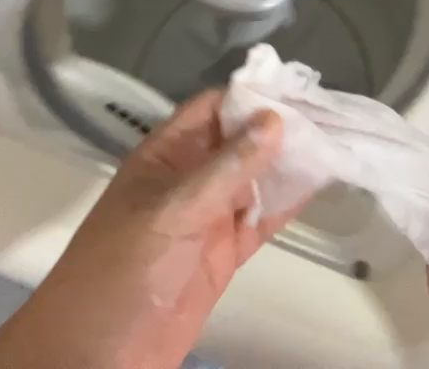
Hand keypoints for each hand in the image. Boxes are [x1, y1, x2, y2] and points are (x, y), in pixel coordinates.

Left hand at [0, 91, 308, 368]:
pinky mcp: (222, 254)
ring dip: (290, 163)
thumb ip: (225, 168)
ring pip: (255, 178)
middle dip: (280, 127)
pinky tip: (319, 184)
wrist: (94, 358)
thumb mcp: (172, 211)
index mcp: (166, 155)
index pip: (212, 109)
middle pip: (240, 140)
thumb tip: (273, 119)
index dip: (250, 95)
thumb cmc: (122, 270)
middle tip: (330, 113)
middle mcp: (190, 178)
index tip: (297, 87)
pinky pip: (260, 219)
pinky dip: (288, 203)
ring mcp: (207, 217)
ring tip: (335, 141)